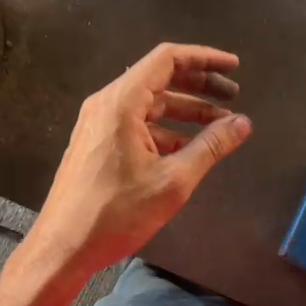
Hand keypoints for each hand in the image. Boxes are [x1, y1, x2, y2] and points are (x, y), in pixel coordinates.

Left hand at [22, 43, 251, 279]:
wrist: (61, 248)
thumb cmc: (117, 212)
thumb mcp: (172, 180)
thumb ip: (210, 146)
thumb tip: (243, 122)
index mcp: (122, 101)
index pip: (168, 59)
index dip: (204, 58)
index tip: (234, 67)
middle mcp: (107, 103)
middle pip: (160, 77)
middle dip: (200, 84)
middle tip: (234, 95)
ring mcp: (99, 122)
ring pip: (150, 102)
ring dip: (185, 108)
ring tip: (221, 123)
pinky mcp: (97, 142)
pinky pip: (137, 121)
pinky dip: (167, 127)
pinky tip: (190, 146)